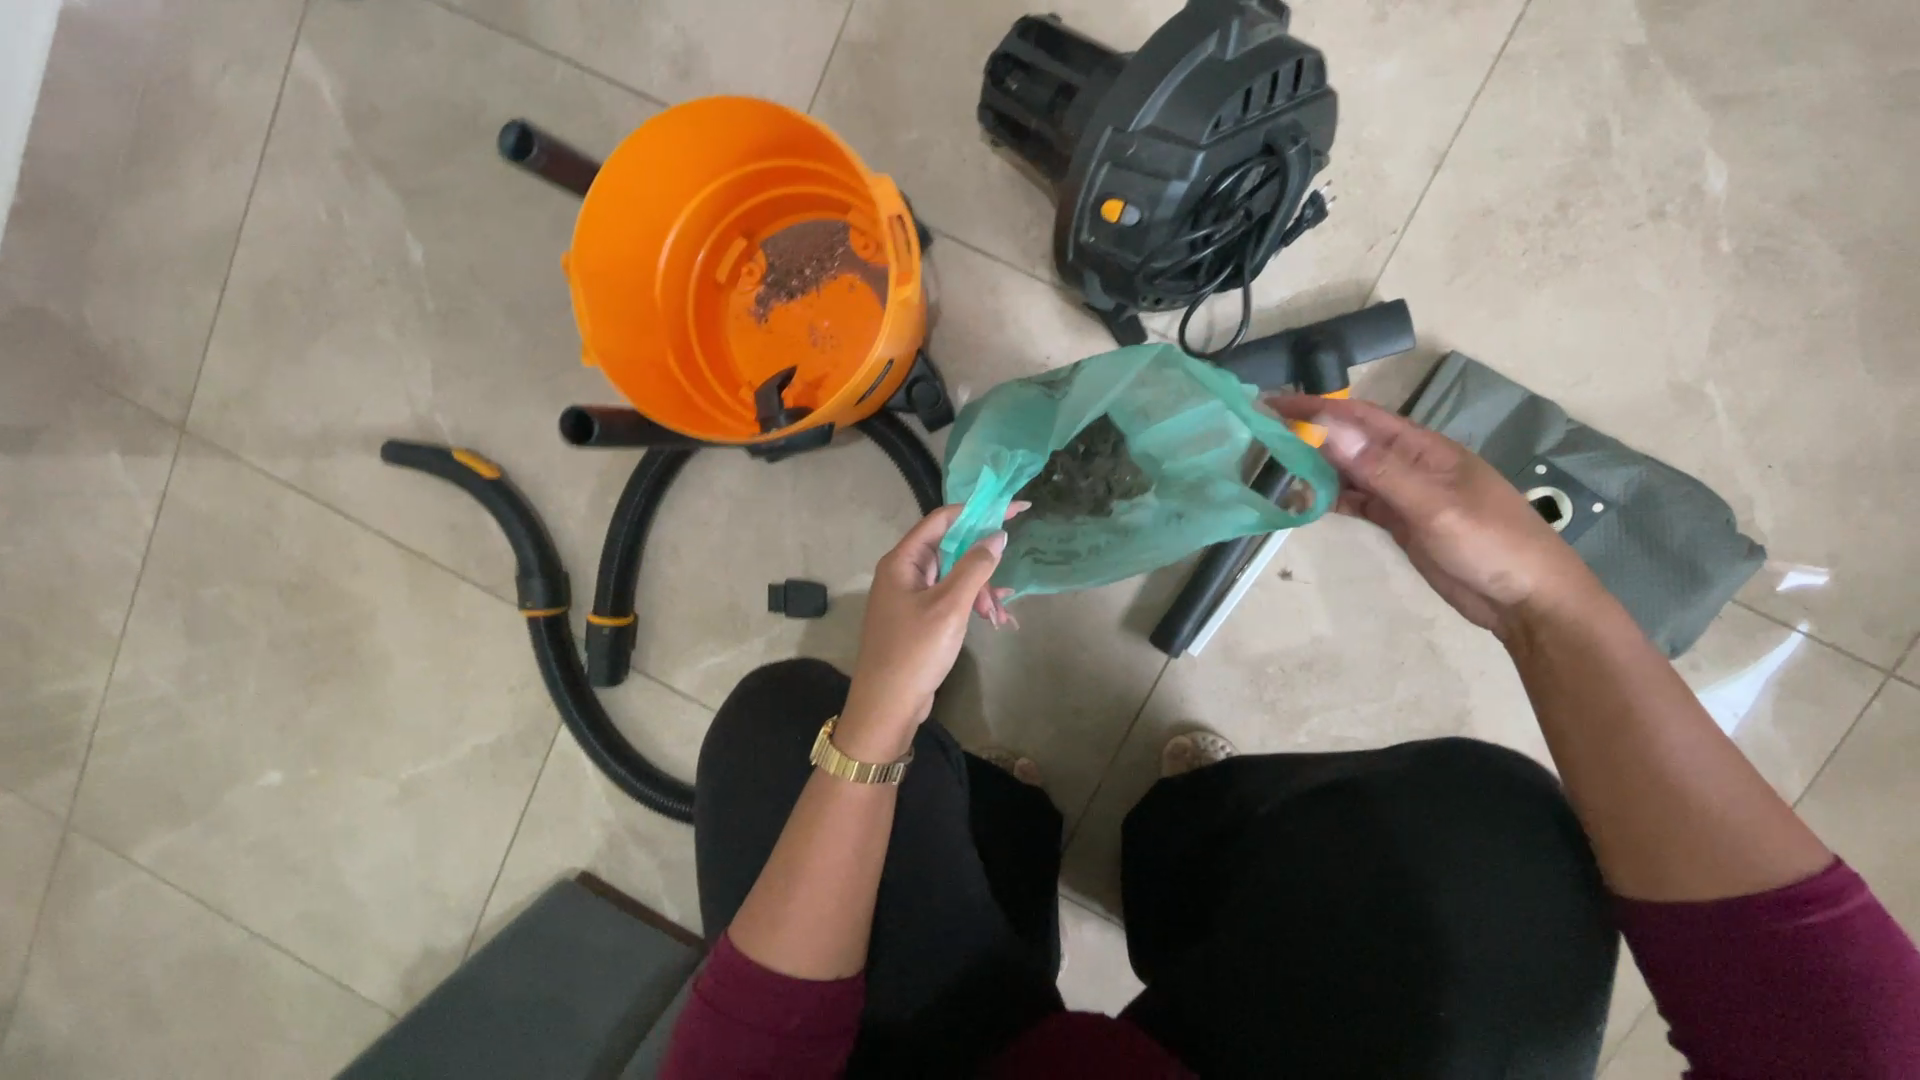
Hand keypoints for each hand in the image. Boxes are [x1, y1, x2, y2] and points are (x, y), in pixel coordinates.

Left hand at [838, 504, 1020, 755]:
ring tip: (998, 615)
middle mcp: (903, 571)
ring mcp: (909, 596)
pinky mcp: (917, 618)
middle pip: (951, 548)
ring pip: (953, 576)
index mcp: (903, 560)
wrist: (887, 706)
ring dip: (980, 590)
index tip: (1015, 509)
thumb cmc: (915, 651)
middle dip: (983, 563)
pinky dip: (970, 605)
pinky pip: (949, 598)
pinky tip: (991, 620)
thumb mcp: (950, 606)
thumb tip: (997, 535)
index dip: (978, 510)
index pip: (943, 519)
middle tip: (1006, 585)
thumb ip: (975, 566)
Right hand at [1270, 395, 1601, 637]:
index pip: (1361, 418)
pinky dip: (1331, 497)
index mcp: (1423, 449)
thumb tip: (1330, 429)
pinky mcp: (1402, 521)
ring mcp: (1406, 494)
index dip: (1316, 408)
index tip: (1271, 403)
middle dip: (1308, 432)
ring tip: (1271, 463)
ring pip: (1351, 471)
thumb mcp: (1433, 505)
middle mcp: (1410, 464)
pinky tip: (1304, 499)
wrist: (1527, 599)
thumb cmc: (1490, 544)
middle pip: (1351, 441)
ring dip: (1315, 465)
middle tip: (1258, 433)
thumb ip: (1379, 469)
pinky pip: (1358, 500)